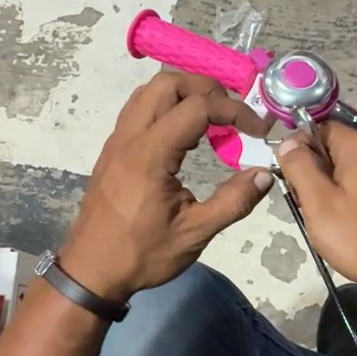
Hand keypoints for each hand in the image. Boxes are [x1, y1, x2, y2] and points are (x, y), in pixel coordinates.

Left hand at [59, 73, 273, 301]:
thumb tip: (265, 174)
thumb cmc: (142, 255)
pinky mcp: (114, 149)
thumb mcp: (195, 233)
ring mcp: (118, 141)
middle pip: (168, 83)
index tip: (260, 131)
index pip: (198, 107)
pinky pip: (141, 109)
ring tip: (216, 120)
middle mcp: (130, 138)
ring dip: (187, 94)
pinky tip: (190, 134)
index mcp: (150, 155)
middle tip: (236, 116)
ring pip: (150, 91)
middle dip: (209, 89)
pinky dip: (170, 107)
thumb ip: (234, 201)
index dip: (236, 111)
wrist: (90, 272)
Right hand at [276, 122, 356, 303]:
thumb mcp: (318, 202)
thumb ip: (300, 166)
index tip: (292, 178)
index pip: (321, 127)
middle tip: (307, 202)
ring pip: (349, 167)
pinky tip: (345, 219)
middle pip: (336, 147)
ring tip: (324, 215)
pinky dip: (349, 194)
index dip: (300, 147)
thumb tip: (288, 141)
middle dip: (315, 169)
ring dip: (330, 185)